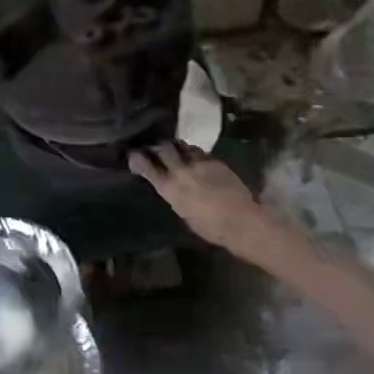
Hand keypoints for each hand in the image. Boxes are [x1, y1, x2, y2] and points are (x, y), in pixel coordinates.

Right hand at [130, 142, 277, 258]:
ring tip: (177, 151)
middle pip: (164, 147)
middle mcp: (181, 170)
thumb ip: (174, 195)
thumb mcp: (182, 212)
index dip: (137, 159)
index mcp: (169, 188)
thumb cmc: (209, 227)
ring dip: (178, 147)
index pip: (146, 166)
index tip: (133, 156)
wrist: (240, 220)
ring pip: (183, 146)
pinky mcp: (216, 161)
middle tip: (157, 149)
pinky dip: (195, 154)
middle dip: (158, 146)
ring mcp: (199, 162)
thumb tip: (172, 187)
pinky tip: (197, 160)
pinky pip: (201, 152)